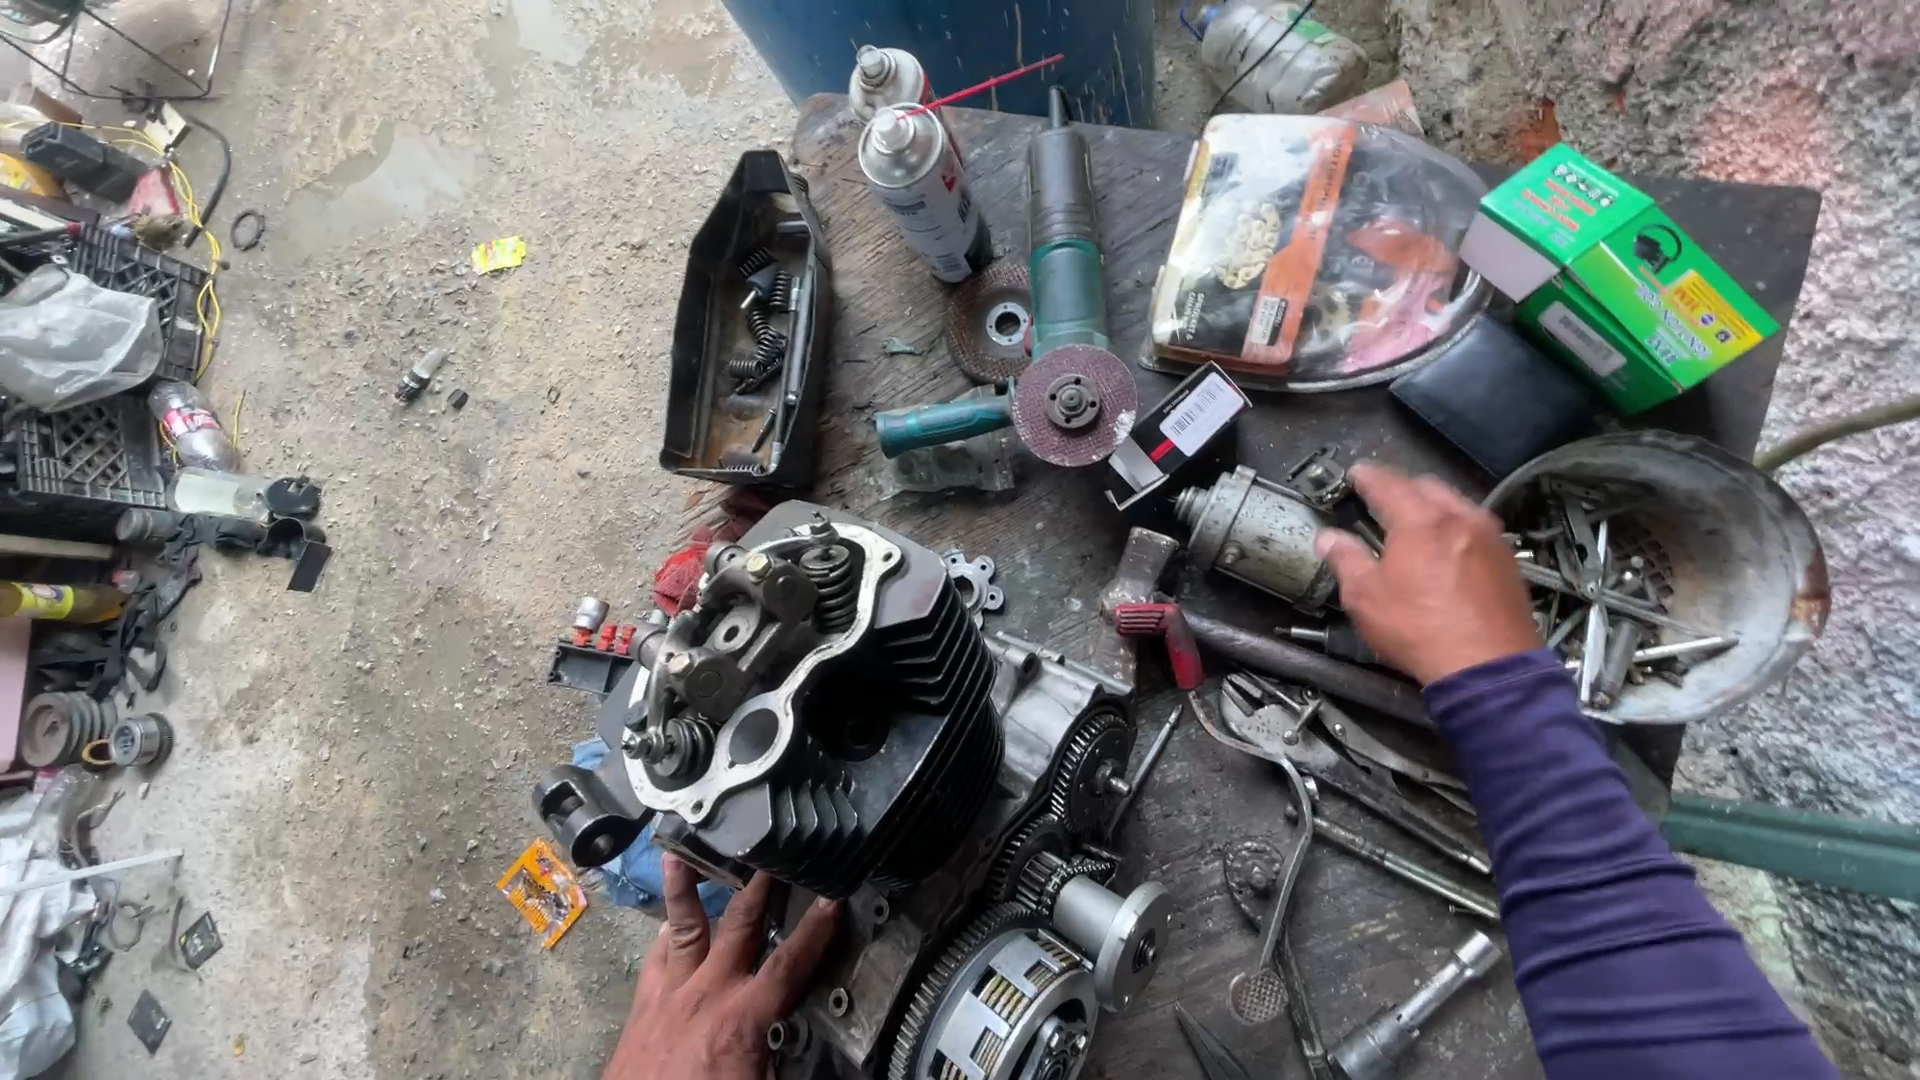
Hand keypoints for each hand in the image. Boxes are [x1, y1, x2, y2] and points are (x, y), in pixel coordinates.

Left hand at [604, 856, 840, 1079]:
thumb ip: (791, 1060)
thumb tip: (825, 1049)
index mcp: (743, 1018)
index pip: (790, 962)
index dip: (817, 929)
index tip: (834, 897)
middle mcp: (708, 993)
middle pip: (741, 923)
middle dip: (762, 884)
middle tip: (773, 847)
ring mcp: (671, 995)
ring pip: (685, 927)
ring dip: (687, 889)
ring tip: (682, 851)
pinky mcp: (643, 1006)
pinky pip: (655, 958)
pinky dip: (664, 935)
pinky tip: (667, 919)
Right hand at [1315, 464, 1538, 684]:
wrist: (1486, 667)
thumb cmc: (1422, 631)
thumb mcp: (1365, 596)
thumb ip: (1345, 559)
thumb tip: (1329, 539)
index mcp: (1421, 523)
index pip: (1389, 484)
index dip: (1367, 476)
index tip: (1357, 474)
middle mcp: (1460, 521)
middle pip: (1427, 487)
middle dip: (1401, 487)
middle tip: (1380, 496)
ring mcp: (1489, 540)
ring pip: (1456, 505)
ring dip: (1431, 506)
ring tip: (1412, 521)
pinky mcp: (1506, 562)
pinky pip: (1475, 528)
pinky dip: (1454, 527)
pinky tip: (1444, 547)